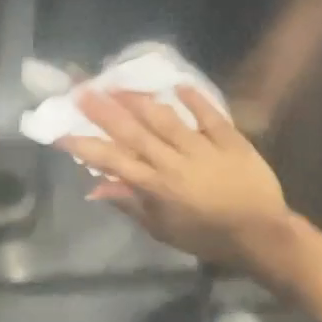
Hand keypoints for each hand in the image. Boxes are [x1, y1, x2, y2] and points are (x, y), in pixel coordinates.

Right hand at [59, 88, 294, 267]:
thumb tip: (95, 187)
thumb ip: (130, 205)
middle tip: (81, 90)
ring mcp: (203, 148)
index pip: (113, 160)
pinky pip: (209, 115)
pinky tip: (177, 85)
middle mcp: (174, 162)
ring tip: (118, 83)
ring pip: (165, 118)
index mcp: (156, 186)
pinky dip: (194, 99)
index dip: (85, 146)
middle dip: (104, 110)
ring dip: (139, 99)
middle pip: (133, 131)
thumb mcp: (163, 230)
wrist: (260, 235)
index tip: (61, 131)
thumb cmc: (207, 237)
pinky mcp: (231, 140)